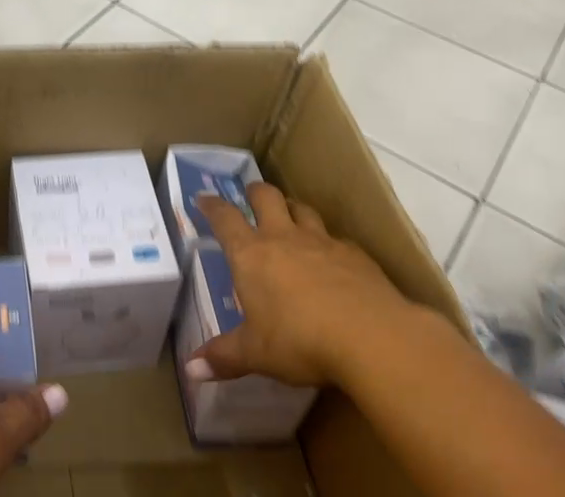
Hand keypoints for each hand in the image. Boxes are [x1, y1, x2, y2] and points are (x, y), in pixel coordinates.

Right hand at [185, 182, 420, 388]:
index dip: (211, 206)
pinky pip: (338, 239)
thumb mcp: (256, 354)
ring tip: (290, 217)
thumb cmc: (300, 341)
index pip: (224, 218)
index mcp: (251, 255)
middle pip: (266, 197)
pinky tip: (334, 259)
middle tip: (251, 196)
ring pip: (303, 210)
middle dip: (255, 193)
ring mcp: (323, 243)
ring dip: (293, 209)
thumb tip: (191, 370)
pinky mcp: (357, 256)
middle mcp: (283, 238)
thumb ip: (224, 357)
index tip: (204, 198)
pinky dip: (330, 243)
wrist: (373, 338)